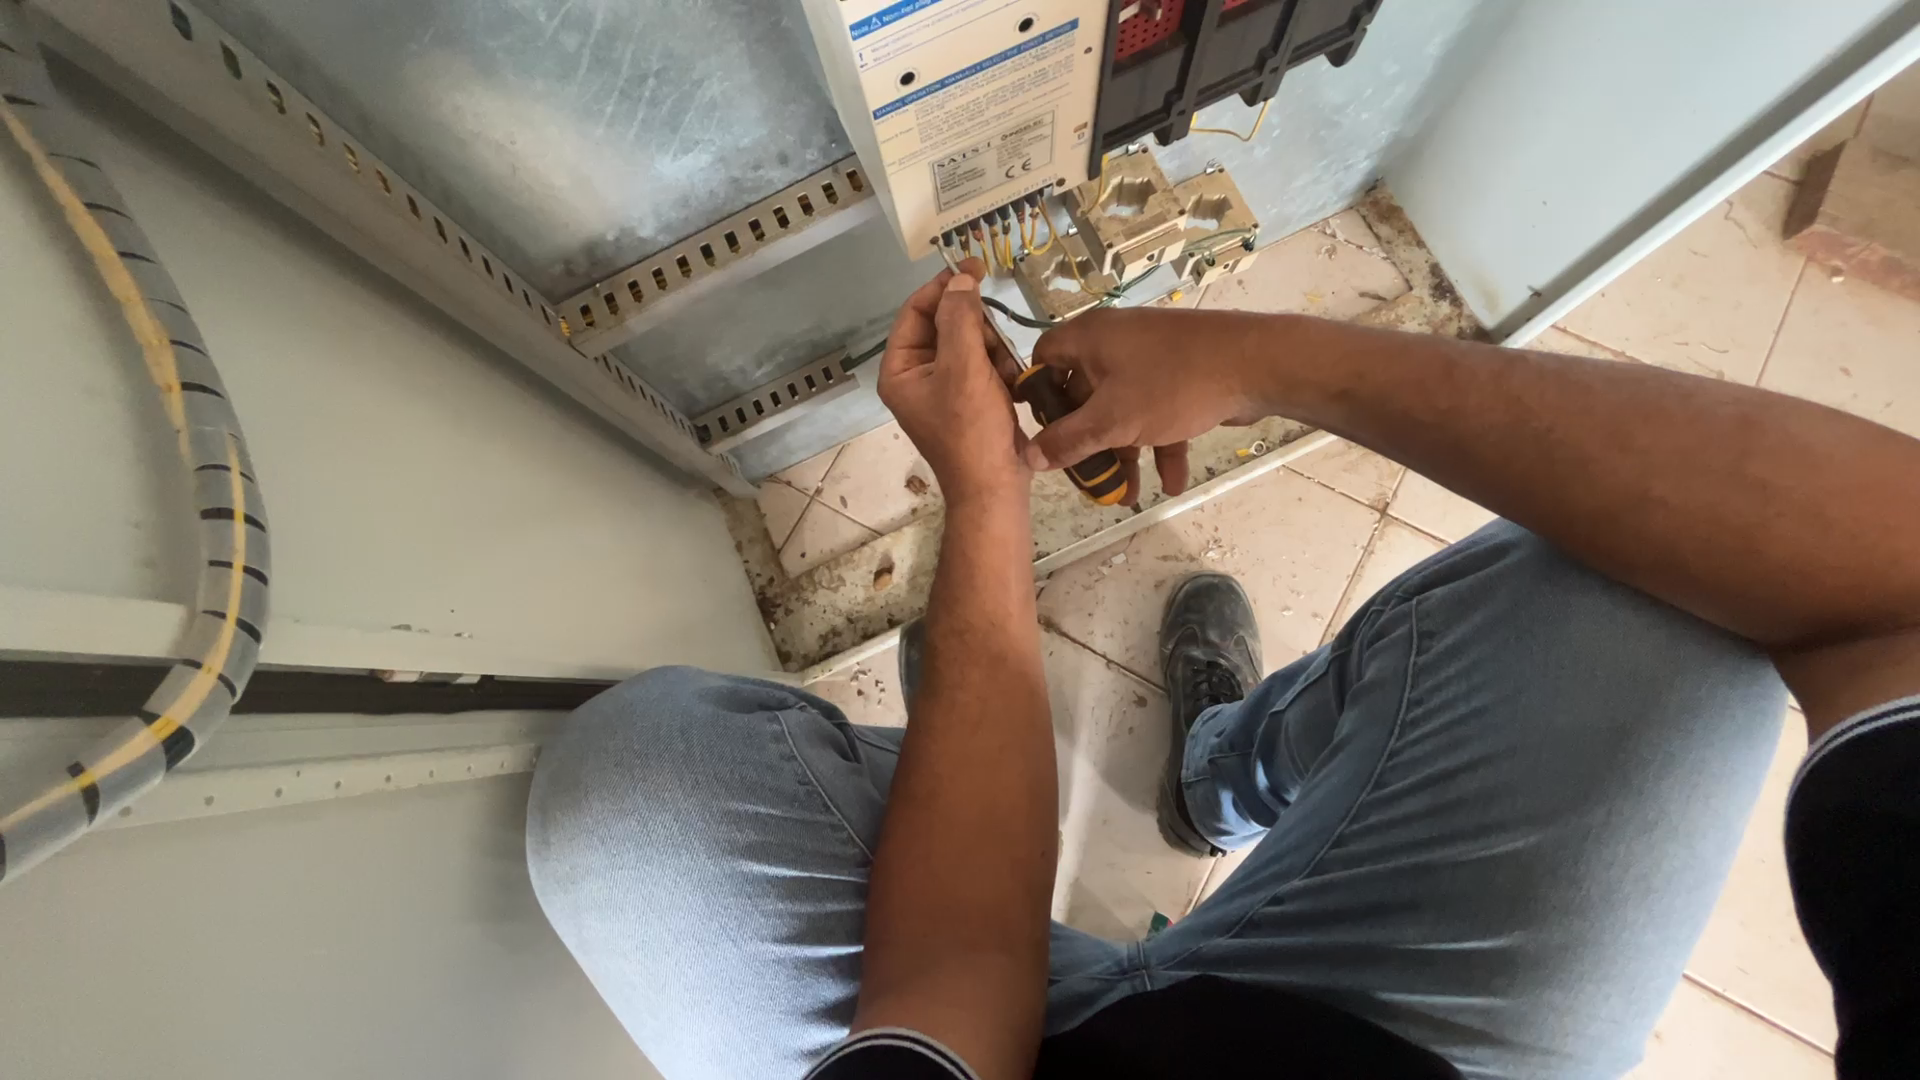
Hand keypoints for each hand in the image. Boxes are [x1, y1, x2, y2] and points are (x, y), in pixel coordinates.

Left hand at [878, 259, 1029, 510]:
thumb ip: (960, 318)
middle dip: (977, 332)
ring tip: (1005, 376)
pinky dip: (1000, 370)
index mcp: (899, 370)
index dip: (945, 288)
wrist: (995, 487)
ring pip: (971, 342)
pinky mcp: (968, 399)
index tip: (977, 268)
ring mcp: (943, 389)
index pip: (917, 311)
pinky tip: (1011, 387)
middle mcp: (916, 376)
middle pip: (947, 324)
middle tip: (994, 348)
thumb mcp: (964, 368)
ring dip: (994, 352)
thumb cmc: (972, 431)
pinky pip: (984, 364)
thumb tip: (960, 279)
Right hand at [1024, 307, 1268, 495]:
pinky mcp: (1179, 374)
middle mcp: (1114, 343)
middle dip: (1088, 444)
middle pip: (1083, 395)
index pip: (1044, 359)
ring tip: (1130, 496)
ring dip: (1125, 454)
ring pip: (1122, 409)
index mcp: (1089, 339)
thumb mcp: (1111, 421)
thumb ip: (1068, 441)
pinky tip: (1172, 482)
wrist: (1257, 364)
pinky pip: (1156, 411)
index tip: (1041, 433)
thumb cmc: (1171, 385)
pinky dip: (1160, 444)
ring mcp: (1150, 358)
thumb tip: (1028, 458)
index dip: (1037, 396)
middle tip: (1090, 480)